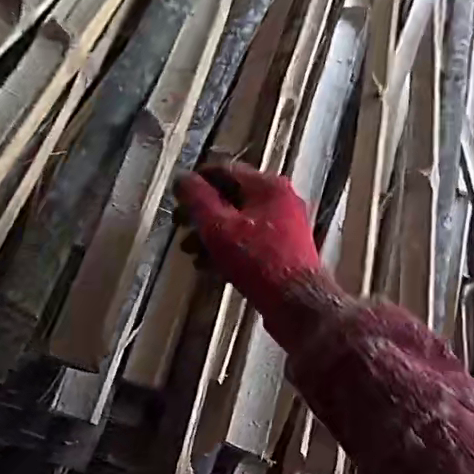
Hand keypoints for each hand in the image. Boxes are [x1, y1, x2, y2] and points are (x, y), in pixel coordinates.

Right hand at [173, 161, 325, 317]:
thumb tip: (182, 179)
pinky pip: (250, 240)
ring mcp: (285, 226)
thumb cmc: (257, 260)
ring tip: (190, 251)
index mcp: (267, 186)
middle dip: (202, 212)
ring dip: (211, 233)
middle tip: (179, 225)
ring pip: (239, 221)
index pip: (224, 170)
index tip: (176, 197)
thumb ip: (197, 199)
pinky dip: (228, 248)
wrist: (297, 303)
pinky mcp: (285, 250)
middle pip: (231, 197)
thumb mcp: (218, 227)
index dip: (196, 181)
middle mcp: (280, 200)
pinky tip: (209, 265)